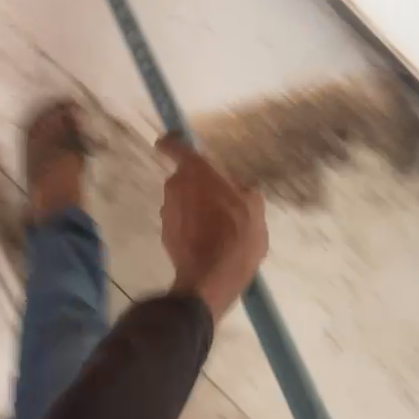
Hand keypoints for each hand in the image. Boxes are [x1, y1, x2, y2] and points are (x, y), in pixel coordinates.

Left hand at [157, 135, 266, 319]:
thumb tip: (237, 188)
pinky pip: (179, 220)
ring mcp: (167, 209)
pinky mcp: (164, 231)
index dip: (173, 141)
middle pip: (184, 177)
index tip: (173, 140)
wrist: (211, 278)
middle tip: (220, 201)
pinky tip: (208, 241)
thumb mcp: (255, 209)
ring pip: (182, 200)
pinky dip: (190, 225)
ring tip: (218, 227)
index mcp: (196, 172)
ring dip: (195, 207)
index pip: (175, 146)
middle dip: (198, 185)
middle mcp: (175, 185)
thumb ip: (243, 190)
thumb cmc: (237, 237)